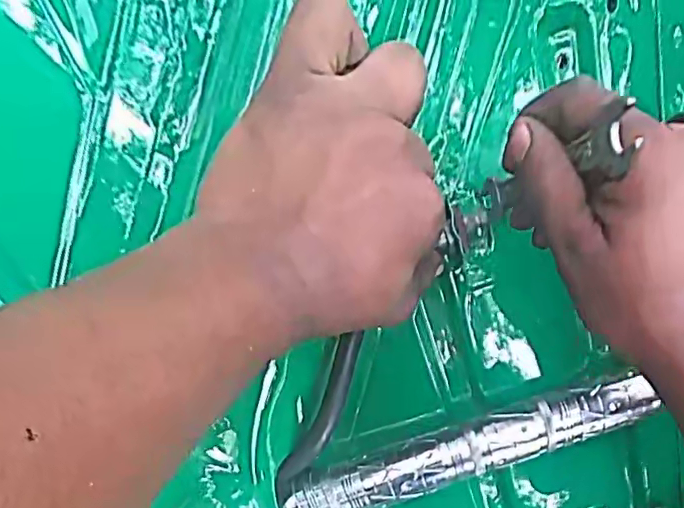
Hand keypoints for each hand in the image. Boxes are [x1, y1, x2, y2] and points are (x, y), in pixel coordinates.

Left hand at [195, 0, 442, 342]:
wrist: (256, 276)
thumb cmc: (324, 297)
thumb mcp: (395, 304)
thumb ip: (420, 269)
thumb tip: (424, 250)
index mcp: (423, 202)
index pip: (426, 197)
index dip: (402, 216)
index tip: (375, 232)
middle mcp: (397, 146)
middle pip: (412, 140)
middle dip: (390, 166)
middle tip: (354, 189)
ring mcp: (350, 107)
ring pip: (397, 65)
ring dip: (382, 92)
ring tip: (351, 122)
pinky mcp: (296, 82)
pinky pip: (326, 19)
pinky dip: (334, 37)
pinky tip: (326, 70)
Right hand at [502, 78, 683, 373]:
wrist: (674, 334)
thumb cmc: (631, 300)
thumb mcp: (572, 239)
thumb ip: (544, 178)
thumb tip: (522, 135)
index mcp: (646, 148)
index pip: (577, 100)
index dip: (535, 129)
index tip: (514, 166)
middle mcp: (668, 140)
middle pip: (588, 124)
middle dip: (549, 163)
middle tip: (523, 207)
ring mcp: (673, 159)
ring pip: (599, 148)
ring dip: (565, 181)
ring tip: (543, 225)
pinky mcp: (670, 179)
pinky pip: (617, 167)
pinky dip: (589, 190)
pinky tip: (570, 225)